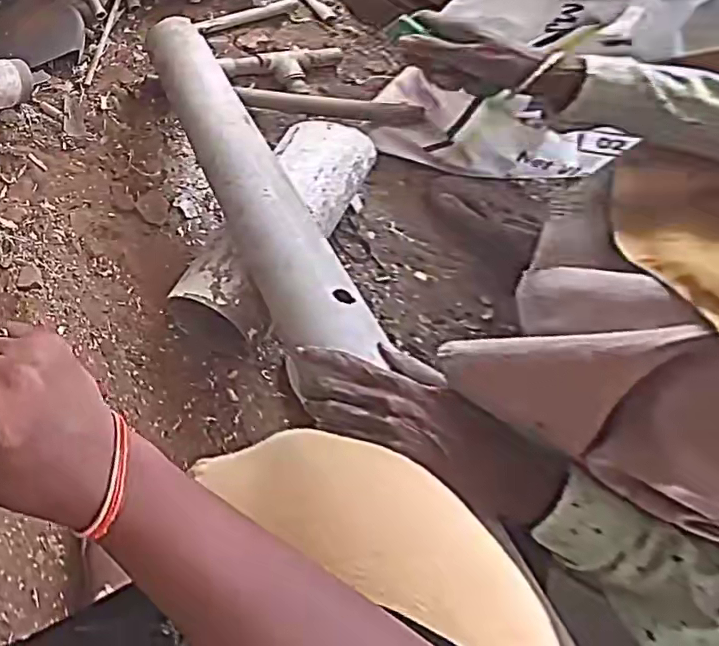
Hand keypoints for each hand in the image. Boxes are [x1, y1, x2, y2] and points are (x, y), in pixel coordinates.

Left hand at [289, 344, 567, 524]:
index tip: (298, 350)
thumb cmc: (494, 435)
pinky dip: (340, 441)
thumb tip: (383, 348)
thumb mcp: (453, 393)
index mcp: (409, 388)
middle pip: (337, 390)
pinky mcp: (404, 460)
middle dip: (315, 388)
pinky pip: (357, 446)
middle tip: (303, 388)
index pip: (352, 364)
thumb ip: (413, 369)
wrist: (533, 482)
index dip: (321, 356)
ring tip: (314, 412)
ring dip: (322, 414)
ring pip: (340, 417)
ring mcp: (400, 433)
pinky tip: (332, 441)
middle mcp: (399, 407)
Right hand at [398, 12, 584, 109]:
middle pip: (422, 46)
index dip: (407, 31)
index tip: (407, 49)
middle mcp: (458, 36)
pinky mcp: (471, 64)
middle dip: (428, 62)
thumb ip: (431, 47)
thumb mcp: (464, 56)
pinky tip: (474, 82)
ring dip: (445, 75)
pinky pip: (450, 72)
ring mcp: (464, 50)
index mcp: (457, 27)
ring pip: (435, 62)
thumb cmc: (508, 64)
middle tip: (444, 69)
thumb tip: (402, 40)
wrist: (543, 79)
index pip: (419, 19)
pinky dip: (458, 80)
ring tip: (465, 78)